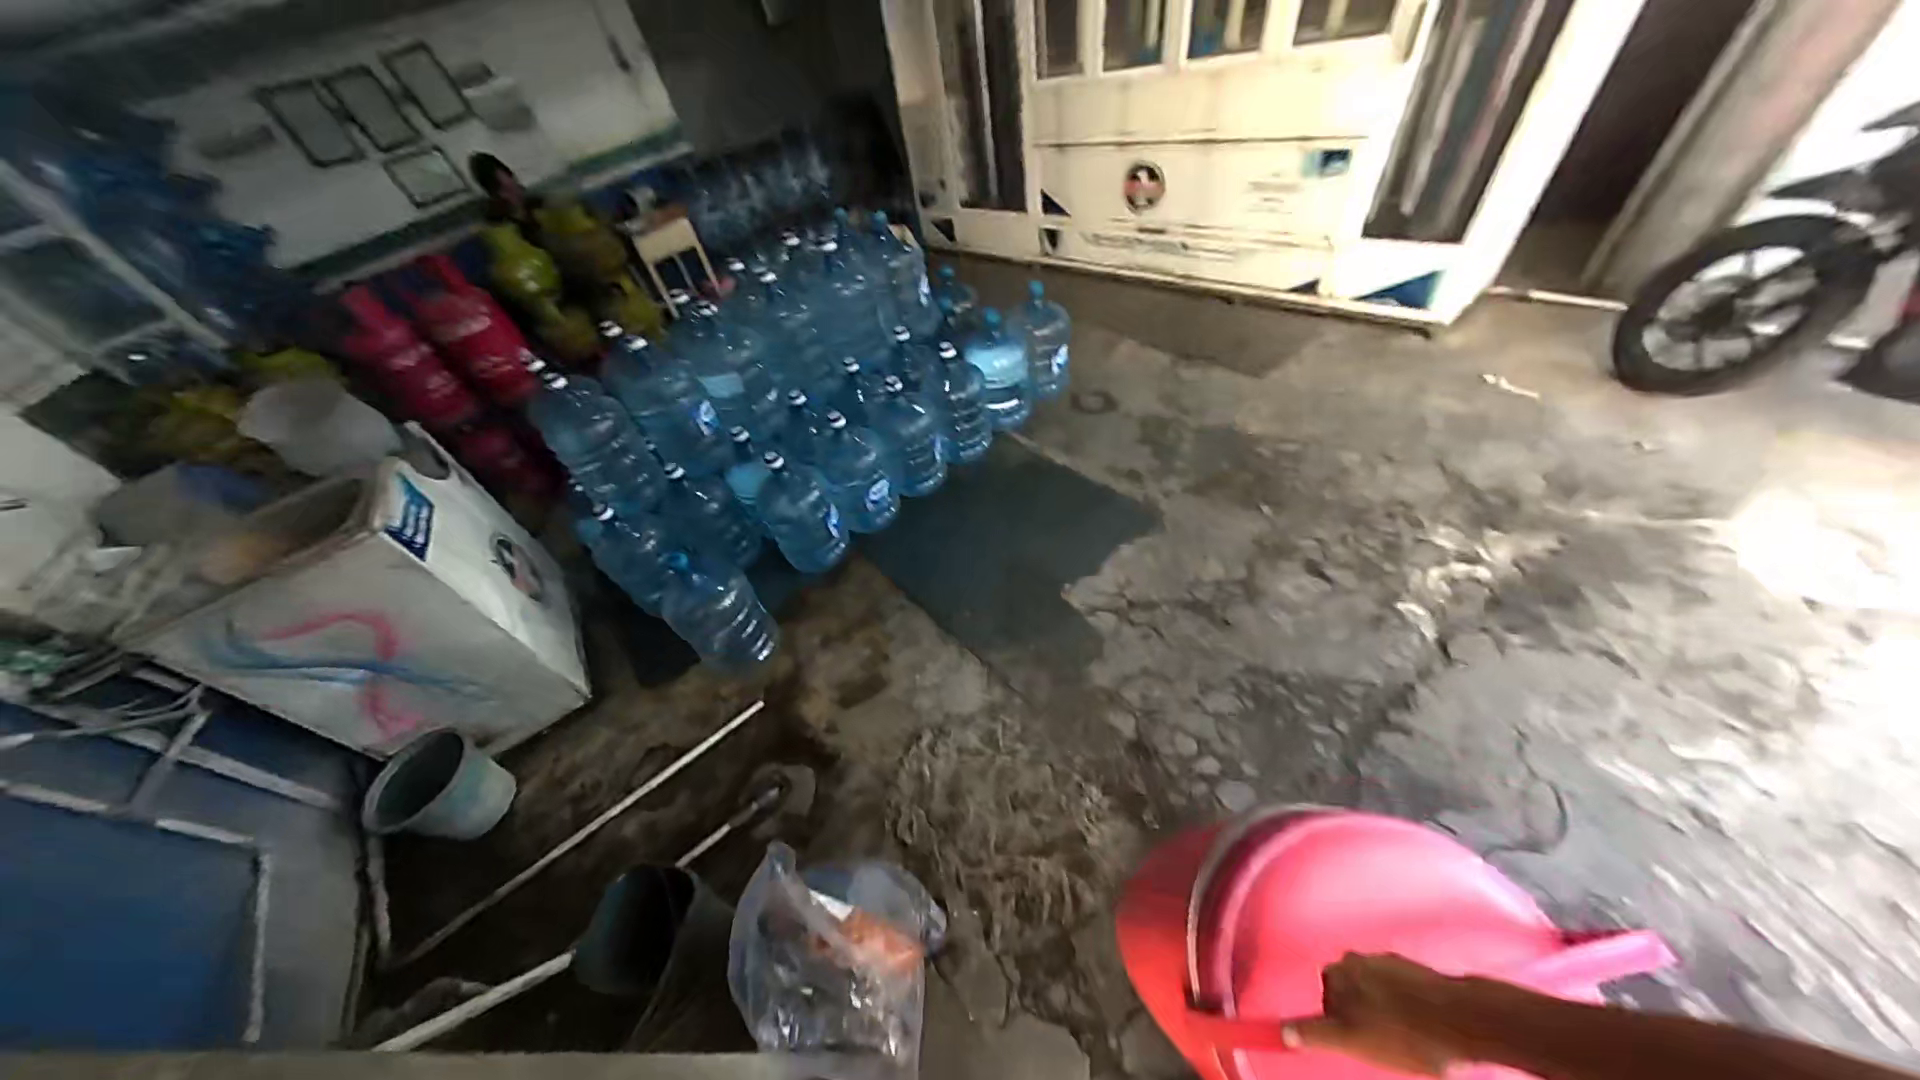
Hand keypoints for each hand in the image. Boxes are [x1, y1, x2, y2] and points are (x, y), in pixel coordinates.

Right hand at [1282, 953, 1470, 1076]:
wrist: (1462, 1019)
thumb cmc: (1404, 1035)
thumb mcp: (1352, 1041)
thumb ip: (1315, 1034)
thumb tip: (1283, 1032)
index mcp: (1336, 972)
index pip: (1327, 1003)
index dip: (1341, 1026)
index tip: (1363, 1042)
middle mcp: (1354, 959)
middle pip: (1349, 992)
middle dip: (1362, 1014)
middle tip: (1384, 1043)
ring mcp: (1385, 960)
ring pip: (1374, 989)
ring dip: (1383, 1008)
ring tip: (1408, 1037)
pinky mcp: (1413, 967)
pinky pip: (1398, 986)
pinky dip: (1404, 1002)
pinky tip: (1422, 1025)